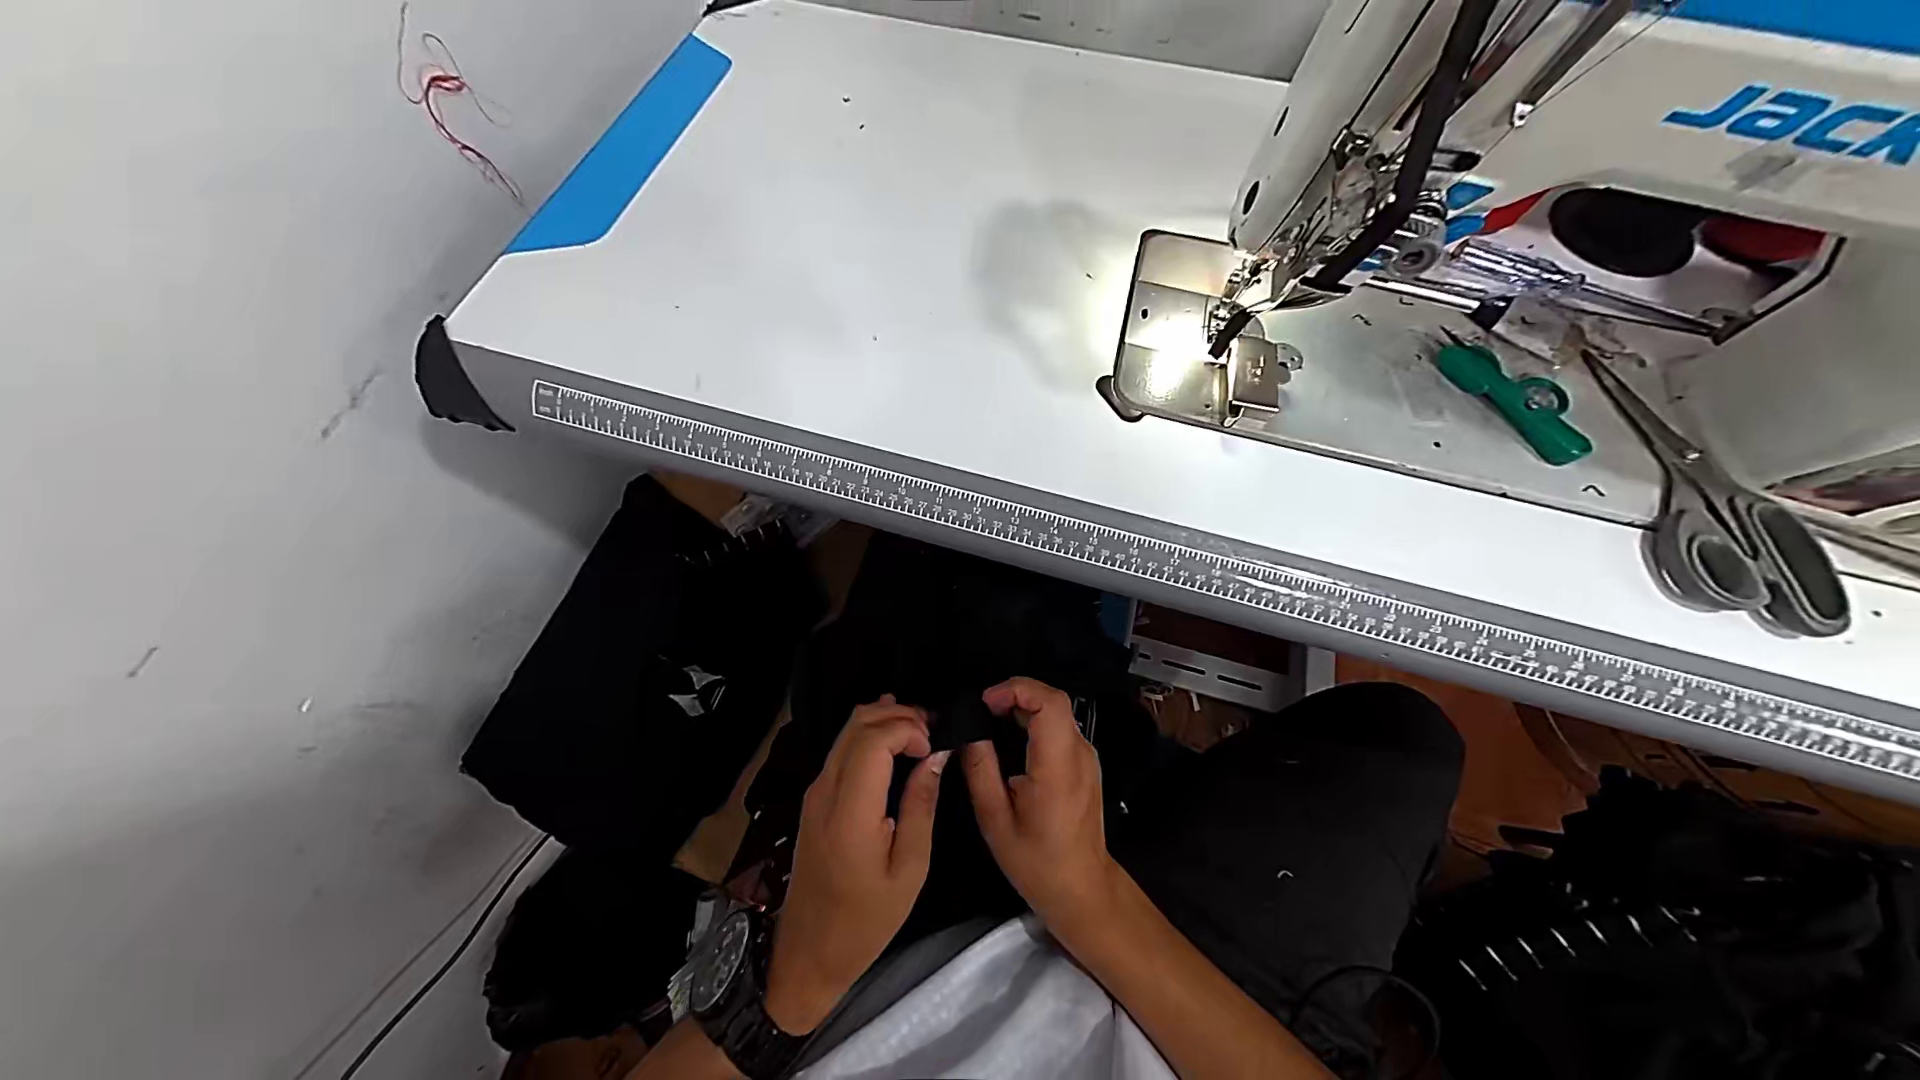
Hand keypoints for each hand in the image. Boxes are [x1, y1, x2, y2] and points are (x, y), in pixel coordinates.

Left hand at [764, 696, 948, 1034]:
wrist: (808, 951)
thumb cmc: (866, 920)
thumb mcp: (910, 868)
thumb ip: (921, 804)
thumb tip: (936, 754)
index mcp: (850, 812)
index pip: (873, 740)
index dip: (907, 728)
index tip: (934, 746)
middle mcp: (825, 790)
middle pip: (857, 724)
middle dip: (899, 714)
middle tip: (933, 727)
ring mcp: (815, 791)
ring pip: (847, 731)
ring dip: (884, 720)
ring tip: (921, 732)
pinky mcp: (814, 797)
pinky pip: (841, 748)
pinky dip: (870, 734)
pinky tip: (895, 741)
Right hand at [963, 677, 1119, 935]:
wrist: (1083, 888)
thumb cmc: (1037, 861)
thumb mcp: (995, 819)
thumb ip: (980, 769)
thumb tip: (967, 731)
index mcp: (1058, 766)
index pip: (1051, 703)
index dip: (1017, 689)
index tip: (986, 702)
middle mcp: (1079, 753)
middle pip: (1054, 701)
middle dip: (1016, 694)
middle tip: (982, 709)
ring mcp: (1087, 757)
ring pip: (1057, 712)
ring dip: (1024, 706)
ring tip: (990, 720)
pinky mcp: (1085, 763)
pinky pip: (1060, 728)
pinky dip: (1034, 721)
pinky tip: (1010, 738)